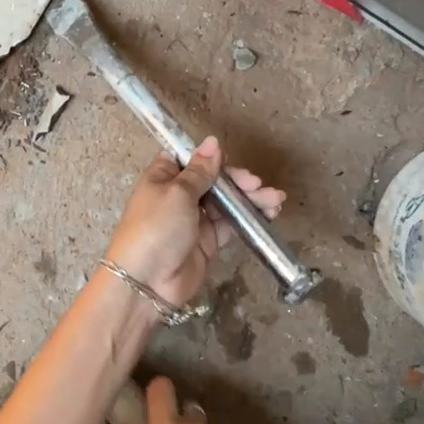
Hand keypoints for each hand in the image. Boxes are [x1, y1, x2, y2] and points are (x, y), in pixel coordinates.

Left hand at [104, 136, 285, 305]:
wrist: (147, 281)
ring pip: (226, 203)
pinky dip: (250, 219)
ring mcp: (194, 219)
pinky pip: (232, 225)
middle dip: (237, 180)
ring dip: (250, 199)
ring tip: (276, 199)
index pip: (190, 159)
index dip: (211, 158)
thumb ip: (200, 171)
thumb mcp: (177, 193)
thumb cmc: (157, 227)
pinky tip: (269, 214)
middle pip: (213, 180)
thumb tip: (212, 142)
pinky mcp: (208, 241)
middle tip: (257, 185)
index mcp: (163, 177)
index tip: (230, 160)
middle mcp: (178, 195)